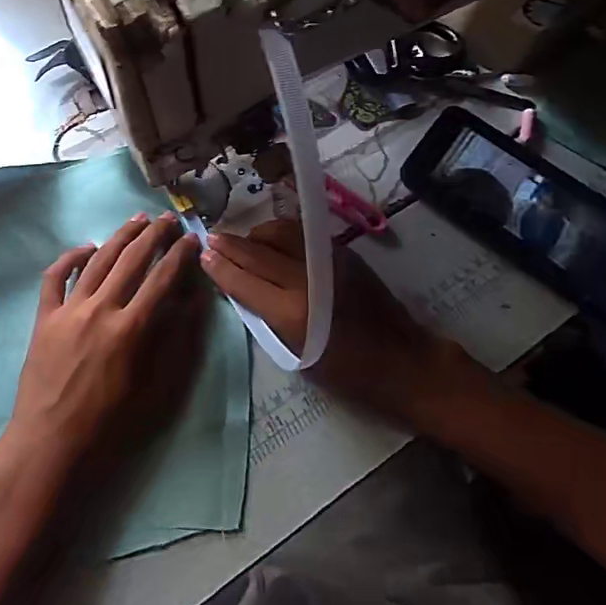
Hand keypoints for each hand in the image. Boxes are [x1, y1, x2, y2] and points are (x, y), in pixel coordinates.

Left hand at [4, 212, 205, 473]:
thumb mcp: (155, 390)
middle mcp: (100, 310)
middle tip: (168, 218)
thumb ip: (176, 343)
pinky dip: (70, 257)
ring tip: (137, 219)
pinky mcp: (44, 318)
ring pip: (97, 260)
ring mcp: (68, 311)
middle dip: (154, 234)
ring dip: (120, 236)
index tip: (192, 238)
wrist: (49, 443)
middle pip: (131, 259)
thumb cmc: (108, 423)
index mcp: (130, 329)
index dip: (180, 255)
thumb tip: (192, 303)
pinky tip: (87, 248)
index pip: (162, 279)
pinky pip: (55, 277)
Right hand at [200, 219, 484, 428]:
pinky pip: (301, 234)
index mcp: (292, 312)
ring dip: (255, 234)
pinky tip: (272, 239)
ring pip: (279, 232)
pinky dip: (280, 233)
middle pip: (257, 251)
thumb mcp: (299, 354)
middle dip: (230, 245)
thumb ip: (268, 319)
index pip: (243, 280)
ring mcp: (325, 260)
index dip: (220, 266)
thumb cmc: (349, 372)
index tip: (203, 255)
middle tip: (211, 239)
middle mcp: (305, 278)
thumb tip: (243, 291)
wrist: (402, 359)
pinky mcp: (342, 252)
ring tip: (240, 239)